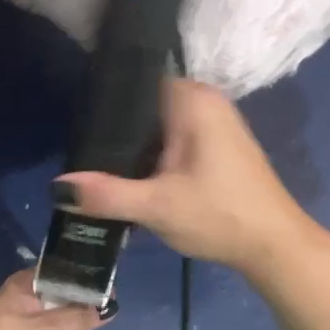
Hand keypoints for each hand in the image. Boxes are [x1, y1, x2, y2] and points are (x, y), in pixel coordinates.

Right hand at [51, 79, 314, 273]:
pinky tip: (133, 185)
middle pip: (144, 110)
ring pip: (157, 131)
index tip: (77, 131)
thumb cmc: (218, 216)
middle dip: (115, 136)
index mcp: (191, 101)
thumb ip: (106, 195)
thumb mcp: (155, 207)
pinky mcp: (215, 150)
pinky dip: (152, 162)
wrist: (271, 245)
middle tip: (82, 161)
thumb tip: (59, 187)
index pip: (136, 85)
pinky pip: (172, 145)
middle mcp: (204, 102)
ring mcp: (213, 125)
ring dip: (133, 153)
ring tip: (99, 175)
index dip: (105, 107)